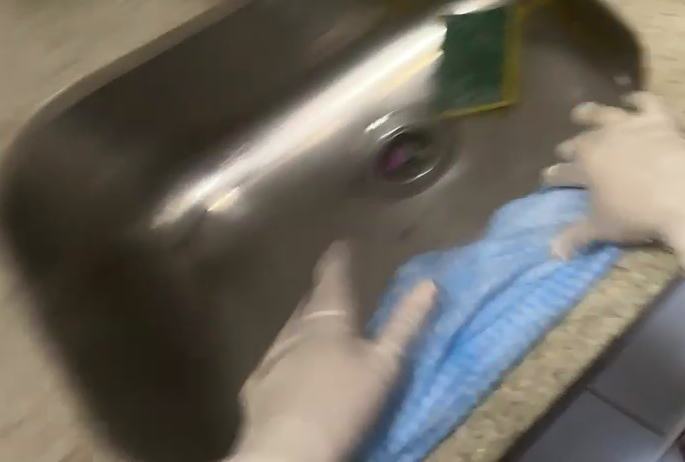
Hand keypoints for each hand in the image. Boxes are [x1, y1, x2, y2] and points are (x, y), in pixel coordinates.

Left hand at [231, 244, 438, 461]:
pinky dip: (284, 355)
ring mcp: (271, 364)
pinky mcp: (255, 394)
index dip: (337, 263)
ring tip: (311, 322)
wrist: (287, 455)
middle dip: (319, 295)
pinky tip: (285, 365)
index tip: (339, 244)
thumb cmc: (343, 402)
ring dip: (301, 325)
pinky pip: (271, 363)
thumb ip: (405, 321)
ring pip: (288, 334)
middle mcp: (296, 336)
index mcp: (328, 323)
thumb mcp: (386, 362)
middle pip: (308, 308)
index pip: (333, 283)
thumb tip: (429, 281)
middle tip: (329, 286)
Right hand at [544, 92, 684, 273]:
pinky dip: (639, 98)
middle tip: (563, 148)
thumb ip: (576, 236)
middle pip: (582, 141)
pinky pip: (647, 102)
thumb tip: (553, 252)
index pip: (565, 171)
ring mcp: (632, 126)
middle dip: (571, 146)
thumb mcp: (602, 228)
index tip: (547, 176)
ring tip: (581, 112)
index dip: (555, 175)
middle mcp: (605, 139)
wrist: (680, 194)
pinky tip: (633, 98)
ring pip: (606, 114)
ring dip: (591, 113)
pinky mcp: (659, 119)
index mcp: (587, 166)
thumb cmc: (636, 213)